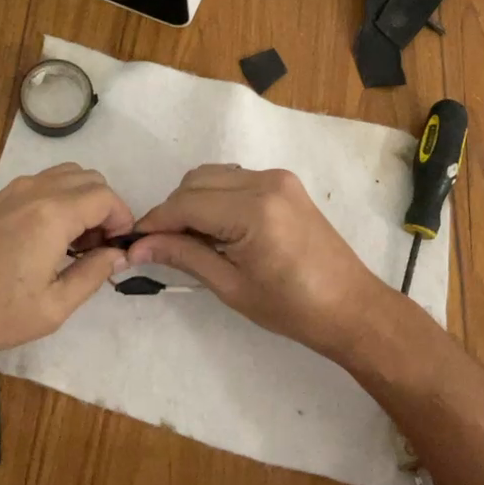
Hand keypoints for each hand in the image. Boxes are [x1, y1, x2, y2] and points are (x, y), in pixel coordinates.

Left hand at [0, 163, 132, 358]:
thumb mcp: (53, 307)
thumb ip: (92, 274)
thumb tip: (118, 254)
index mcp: (53, 214)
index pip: (106, 196)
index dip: (122, 219)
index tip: (119, 250)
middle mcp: (36, 191)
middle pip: (89, 178)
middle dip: (105, 208)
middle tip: (98, 249)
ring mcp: (14, 190)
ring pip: (66, 175)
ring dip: (82, 200)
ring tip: (76, 244)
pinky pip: (43, 183)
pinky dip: (60, 199)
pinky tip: (49, 239)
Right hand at [127, 164, 387, 358]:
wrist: (351, 307)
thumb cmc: (292, 308)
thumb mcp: (231, 286)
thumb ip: (184, 256)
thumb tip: (138, 247)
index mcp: (254, 211)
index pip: (186, 204)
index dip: (155, 222)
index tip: (132, 243)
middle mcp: (264, 182)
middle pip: (196, 182)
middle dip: (172, 211)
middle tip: (161, 246)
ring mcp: (277, 178)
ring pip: (212, 176)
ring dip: (192, 200)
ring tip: (190, 238)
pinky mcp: (283, 182)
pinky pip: (234, 179)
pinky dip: (215, 196)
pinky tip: (216, 227)